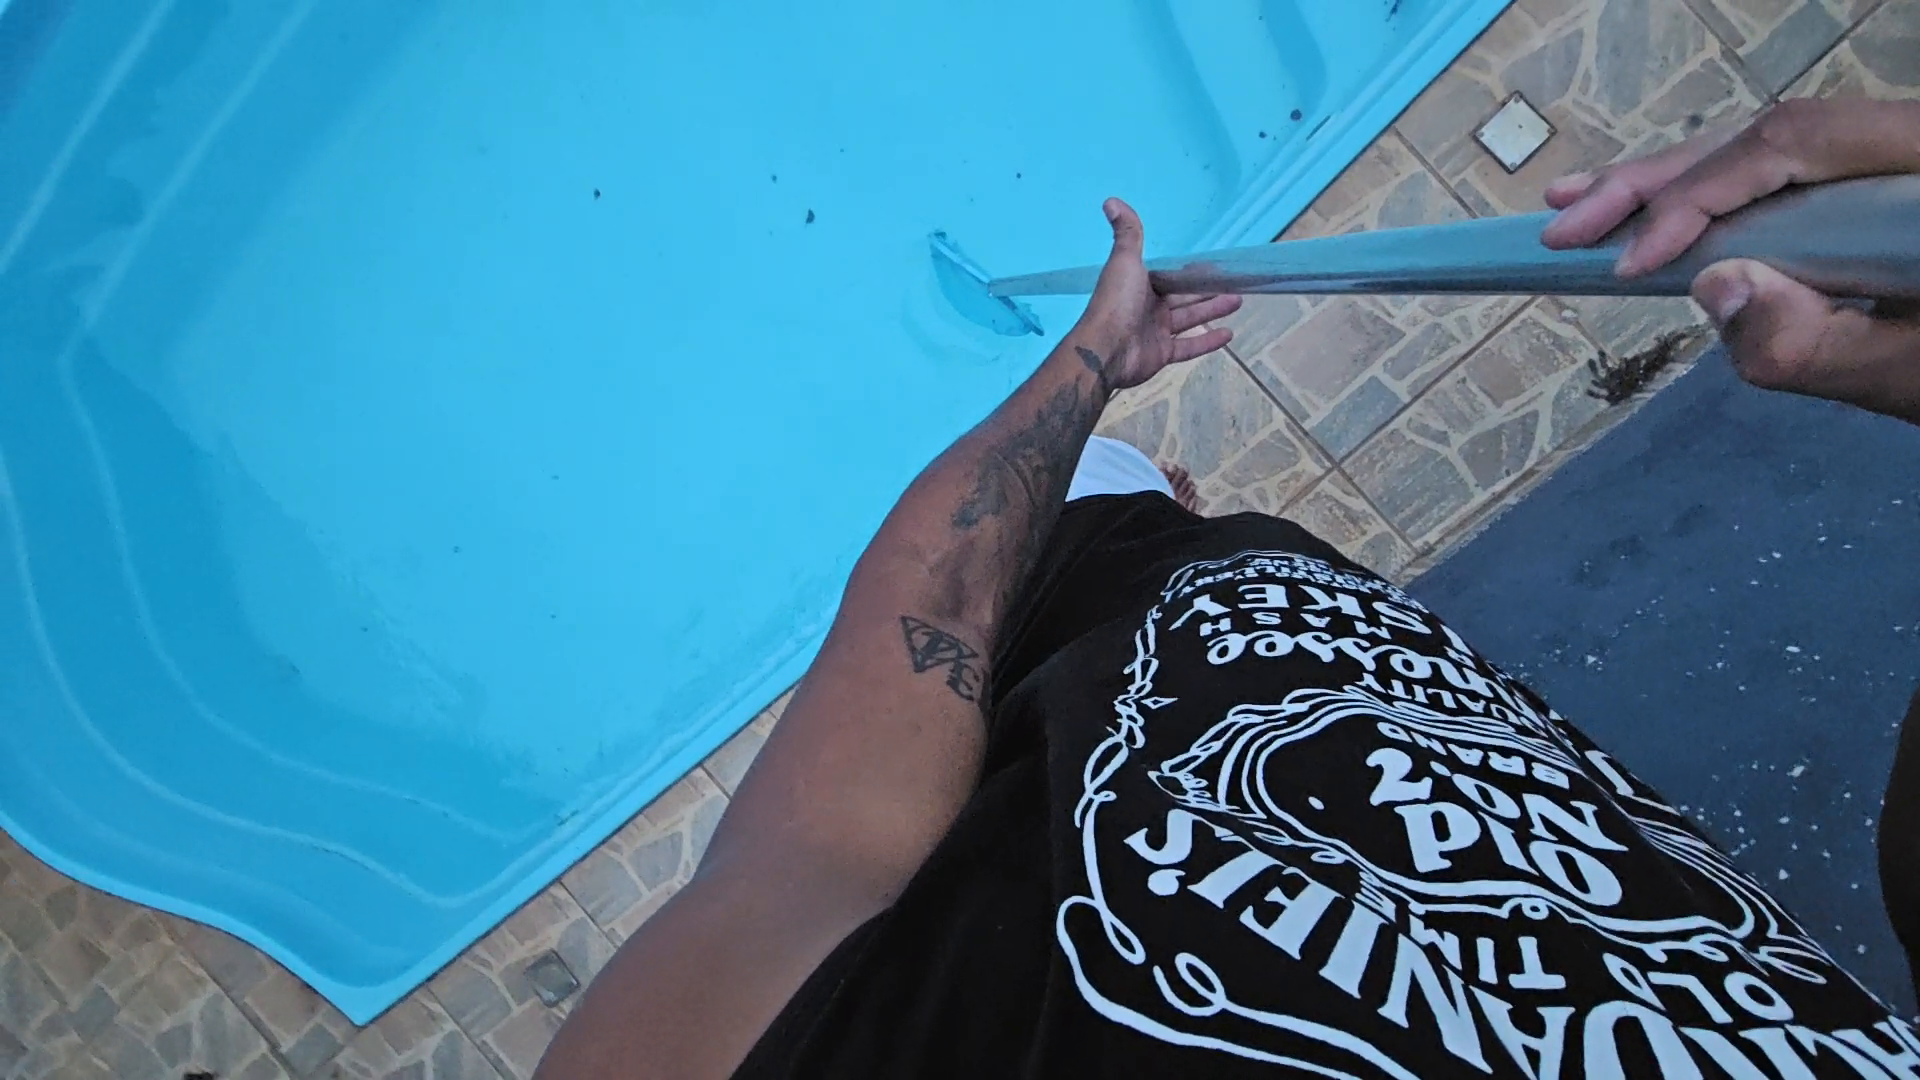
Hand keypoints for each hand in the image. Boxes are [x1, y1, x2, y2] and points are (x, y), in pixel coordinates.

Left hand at [1072, 198, 1242, 392]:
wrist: (1105, 349)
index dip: (1192, 271)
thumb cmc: (1117, 302)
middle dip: (1208, 290)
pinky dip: (1207, 341)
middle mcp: (1148, 308)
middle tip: (1236, 282)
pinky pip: (1188, 347)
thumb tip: (1110, 200)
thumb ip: (1128, 233)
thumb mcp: (1125, 261)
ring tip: (1239, 300)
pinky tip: (1229, 334)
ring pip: (1189, 319)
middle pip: (1183, 297)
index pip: (1171, 275)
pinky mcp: (1161, 354)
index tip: (1216, 264)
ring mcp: (1155, 332)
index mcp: (1140, 285)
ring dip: (1213, 310)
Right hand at [1538, 98, 1919, 425]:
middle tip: (1561, 231)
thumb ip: (1808, 339)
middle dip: (1651, 186)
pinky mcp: (1852, 188)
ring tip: (1567, 210)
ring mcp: (1882, 160)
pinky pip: (1764, 178)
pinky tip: (1623, 208)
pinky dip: (1685, 194)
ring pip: (1754, 153)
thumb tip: (1711, 286)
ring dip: (1651, 185)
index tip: (1629, 266)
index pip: (1795, 146)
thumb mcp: (1898, 370)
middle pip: (1764, 138)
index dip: (1697, 197)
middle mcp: (1908, 141)